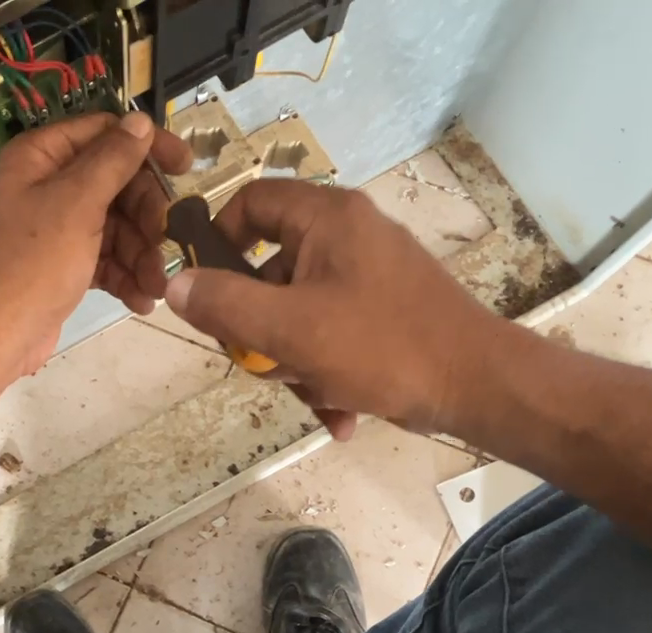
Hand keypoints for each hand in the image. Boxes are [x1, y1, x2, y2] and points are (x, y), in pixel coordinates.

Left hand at [0, 112, 192, 376]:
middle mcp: (48, 187)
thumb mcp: (75, 203)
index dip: (147, 147)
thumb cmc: (32, 264)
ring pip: (115, 228)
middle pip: (116, 186)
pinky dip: (124, 277)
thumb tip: (141, 122)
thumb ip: (112, 160)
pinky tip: (142, 300)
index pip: (104, 133)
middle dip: (146, 218)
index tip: (186, 167)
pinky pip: (104, 261)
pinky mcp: (64, 267)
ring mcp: (56, 230)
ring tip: (157, 286)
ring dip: (141, 256)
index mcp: (41, 157)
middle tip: (169, 242)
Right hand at [161, 179, 517, 437]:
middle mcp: (347, 236)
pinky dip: (324, 373)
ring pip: (295, 314)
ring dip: (292, 363)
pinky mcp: (381, 312)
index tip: (203, 292)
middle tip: (263, 362)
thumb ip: (224, 306)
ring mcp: (366, 276)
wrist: (476, 386)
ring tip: (316, 392)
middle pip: (267, 271)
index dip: (217, 242)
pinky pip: (329, 336)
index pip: (251, 202)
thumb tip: (175, 286)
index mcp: (327, 219)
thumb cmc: (381, 346)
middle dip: (259, 329)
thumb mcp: (289, 329)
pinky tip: (338, 411)